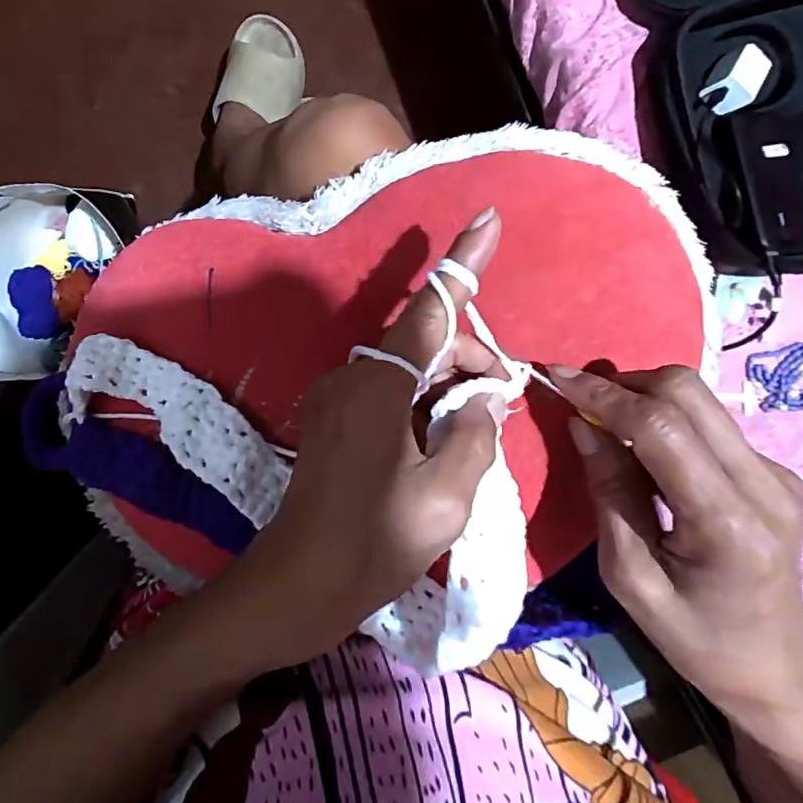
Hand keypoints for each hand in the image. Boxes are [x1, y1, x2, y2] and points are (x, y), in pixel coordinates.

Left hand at [216, 209, 507, 669]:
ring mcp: (336, 396)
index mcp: (378, 386)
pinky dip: (421, 397)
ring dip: (446, 379)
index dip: (463, 265)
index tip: (486, 218)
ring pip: (404, 364)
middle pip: (421, 340)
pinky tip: (443, 430)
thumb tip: (481, 399)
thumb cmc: (374, 543)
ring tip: (479, 417)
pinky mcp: (332, 418)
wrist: (299, 584)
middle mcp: (352, 376)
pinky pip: (386, 387)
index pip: (429, 311)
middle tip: (503, 393)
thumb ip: (473, 434)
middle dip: (468, 353)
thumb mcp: (446, 496)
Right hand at [555, 365, 802, 753]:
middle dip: (624, 384)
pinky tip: (645, 450)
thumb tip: (583, 424)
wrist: (775, 669)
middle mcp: (764, 485)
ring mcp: (776, 474)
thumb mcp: (630, 578)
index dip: (604, 395)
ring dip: (643, 396)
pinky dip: (666, 417)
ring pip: (700, 398)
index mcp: (728, 524)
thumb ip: (609, 493)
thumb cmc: (694, 637)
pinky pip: (710, 420)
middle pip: (687, 392)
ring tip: (607, 422)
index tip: (557, 378)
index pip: (661, 429)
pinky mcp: (775, 471)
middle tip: (582, 402)